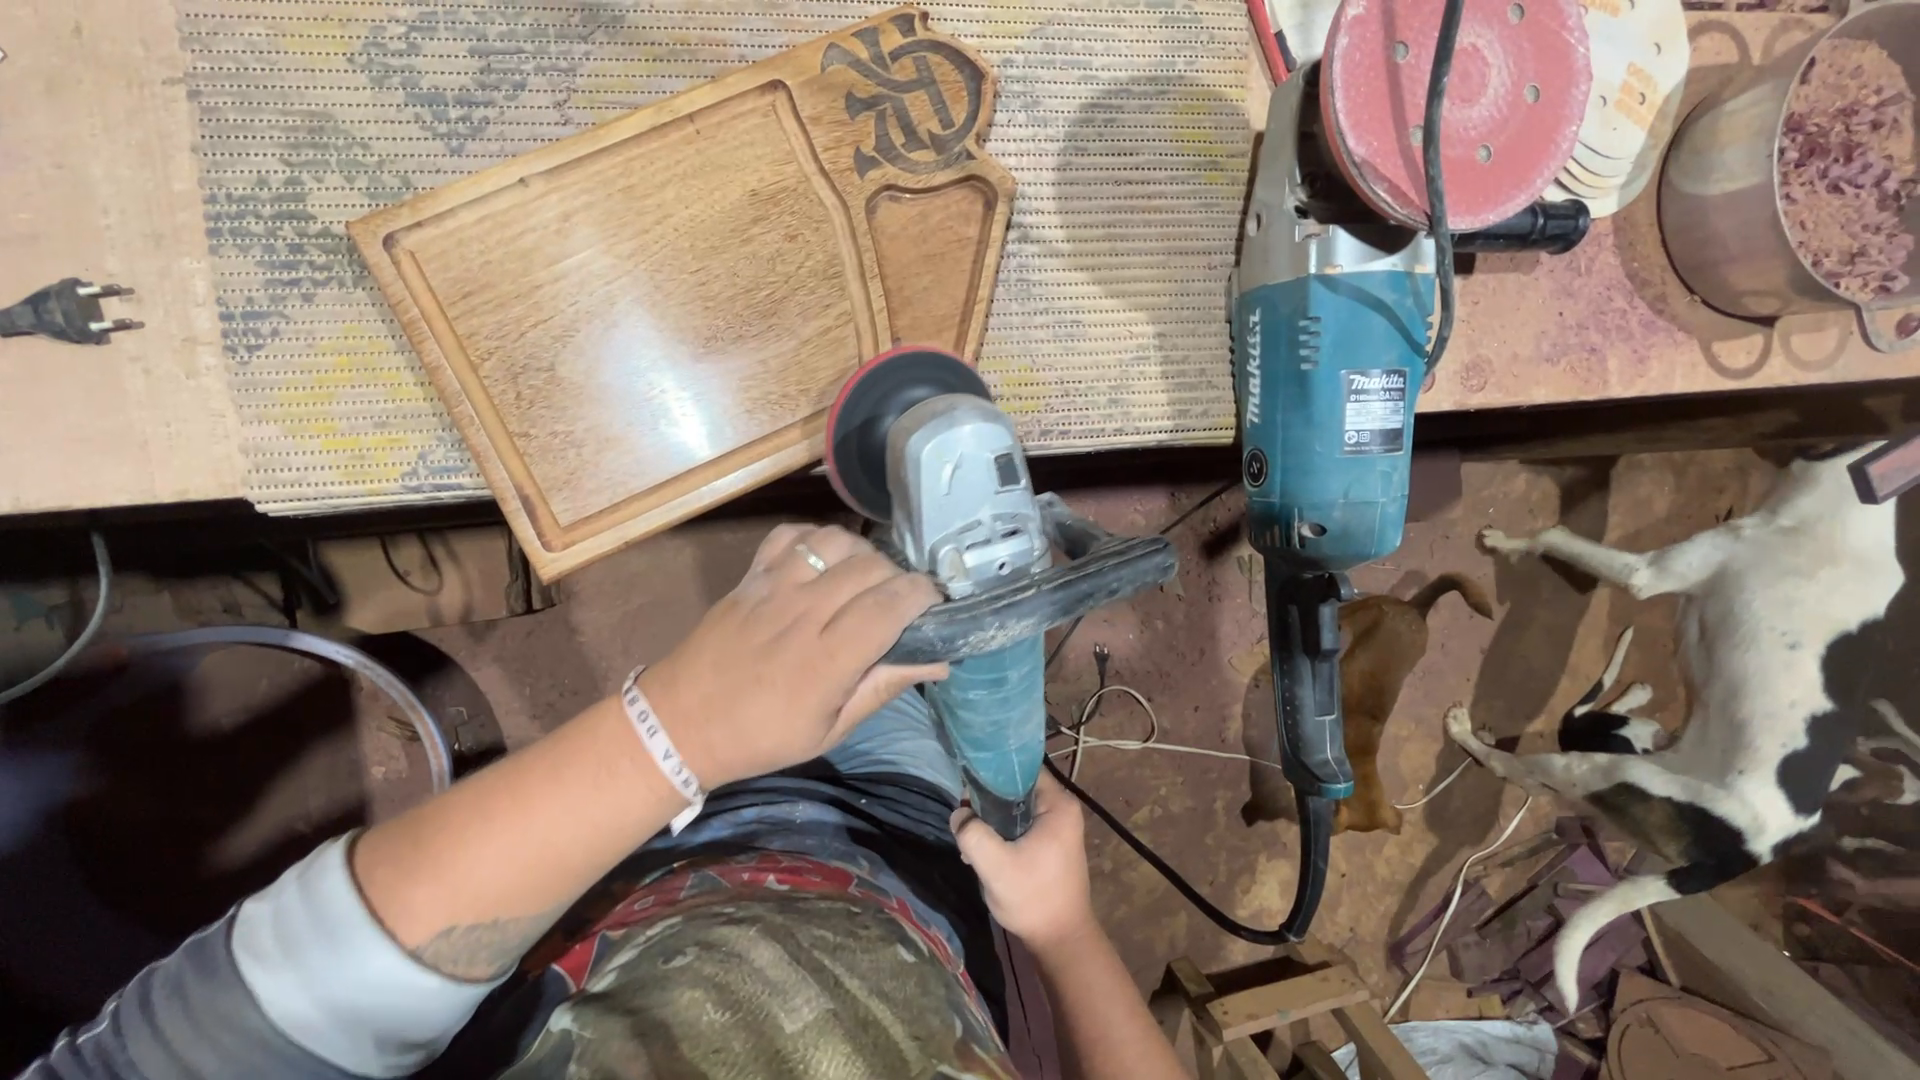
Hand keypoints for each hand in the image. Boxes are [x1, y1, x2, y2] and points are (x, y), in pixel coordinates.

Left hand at [637, 524, 947, 788]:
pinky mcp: (751, 576)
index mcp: (826, 661)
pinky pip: (792, 535)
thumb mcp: (831, 730)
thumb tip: (939, 660)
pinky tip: (825, 562)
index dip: (922, 596)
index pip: (890, 606)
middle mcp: (803, 614)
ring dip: (863, 555)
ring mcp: (773, 588)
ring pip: (837, 541)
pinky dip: (817, 539)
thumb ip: (884, 687)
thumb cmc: (763, 736)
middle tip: (902, 603)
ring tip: (865, 580)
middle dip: (900, 578)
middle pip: (871, 568)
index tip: (934, 606)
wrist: (682, 722)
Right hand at [951, 770, 1095, 952]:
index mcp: (1058, 804)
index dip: (993, 771)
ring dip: (993, 819)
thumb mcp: (995, 866)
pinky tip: (983, 849)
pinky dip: (1002, 832)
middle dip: (988, 799)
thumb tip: (958, 814)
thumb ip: (972, 834)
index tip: (967, 780)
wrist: (1060, 940)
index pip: (1022, 768)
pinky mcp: (1050, 844)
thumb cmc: (1033, 898)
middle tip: (965, 812)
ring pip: (1016, 808)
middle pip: (1017, 788)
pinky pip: (1021, 825)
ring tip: (970, 835)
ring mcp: (1058, 827)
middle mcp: (1062, 809)